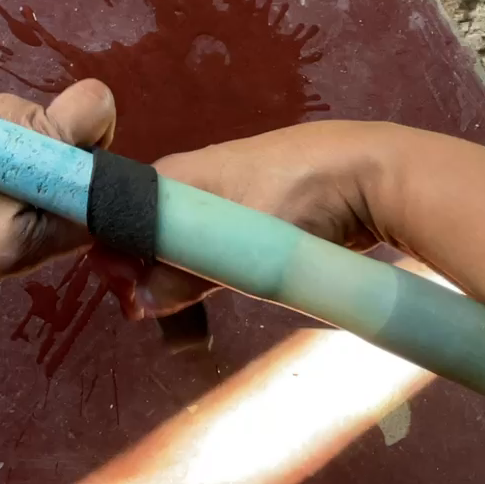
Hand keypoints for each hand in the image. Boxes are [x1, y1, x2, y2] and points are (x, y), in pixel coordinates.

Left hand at [0, 79, 117, 282]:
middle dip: (42, 160)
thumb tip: (108, 209)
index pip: (97, 102)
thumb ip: (74, 225)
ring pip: (9, 122)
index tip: (69, 178)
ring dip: (4, 154)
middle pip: (48, 121)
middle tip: (8, 206)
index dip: (96, 139)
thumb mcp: (18, 248)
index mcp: (36, 130)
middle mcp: (5, 99)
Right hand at [121, 121, 406, 318]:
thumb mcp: (237, 240)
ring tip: (173, 311)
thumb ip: (187, 273)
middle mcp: (188, 183)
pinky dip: (201, 270)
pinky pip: (209, 245)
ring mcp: (221, 198)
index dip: (113, 254)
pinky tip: (208, 292)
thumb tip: (140, 302)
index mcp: (172, 175)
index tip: (125, 295)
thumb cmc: (297, 193)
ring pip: (177, 241)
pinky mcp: (251, 213)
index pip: (119, 214)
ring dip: (170, 275)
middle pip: (145, 230)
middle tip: (146, 311)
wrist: (371, 172)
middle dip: (139, 270)